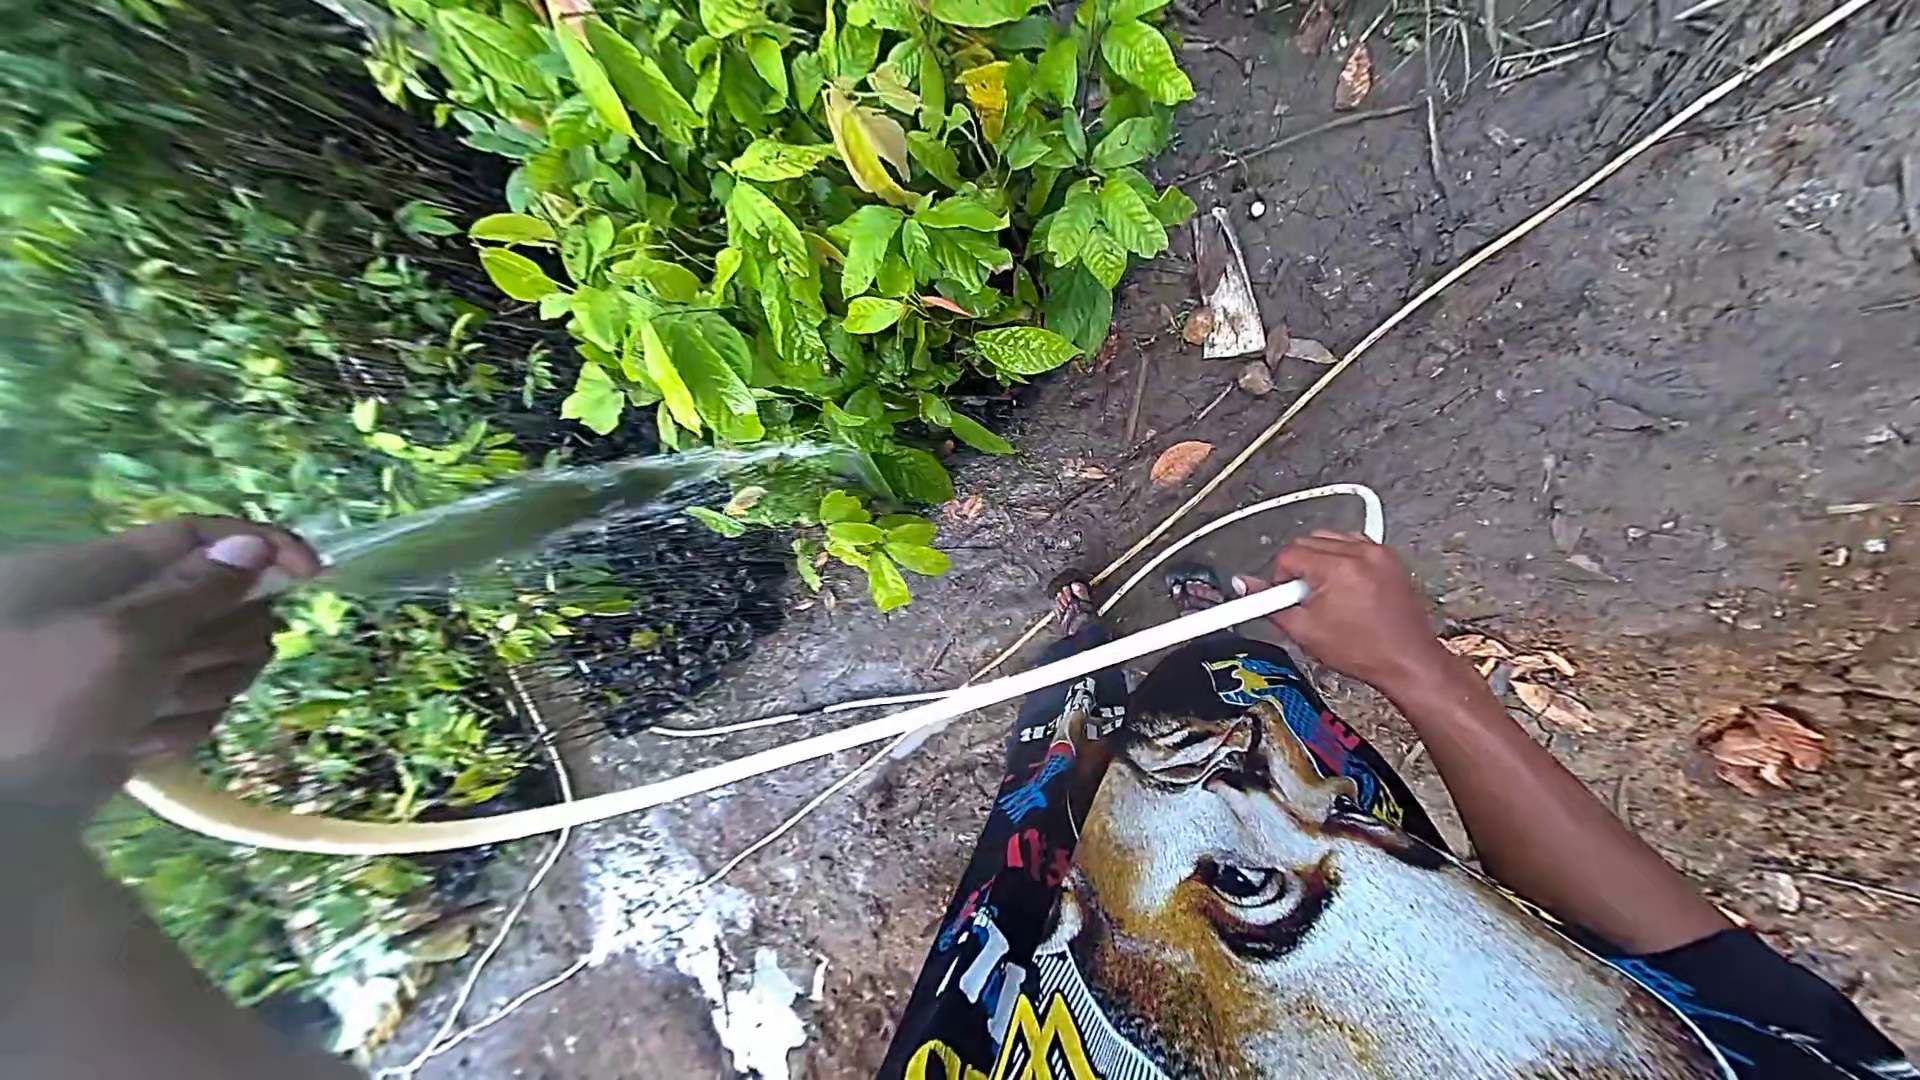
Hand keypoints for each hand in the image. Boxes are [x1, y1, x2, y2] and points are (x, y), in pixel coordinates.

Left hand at [0, 517, 319, 813]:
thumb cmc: (27, 706)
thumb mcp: (117, 636)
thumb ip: (197, 588)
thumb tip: (255, 545)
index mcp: (90, 577)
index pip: (200, 536)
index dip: (263, 547)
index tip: (312, 573)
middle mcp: (115, 613)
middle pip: (232, 604)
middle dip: (227, 641)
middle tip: (182, 664)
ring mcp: (132, 664)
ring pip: (231, 659)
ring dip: (204, 688)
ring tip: (145, 711)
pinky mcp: (144, 706)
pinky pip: (208, 702)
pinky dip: (180, 723)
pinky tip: (131, 740)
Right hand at [1233, 532, 1452, 693]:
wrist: (1408, 662)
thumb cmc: (1364, 651)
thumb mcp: (1302, 630)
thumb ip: (1268, 603)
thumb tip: (1244, 585)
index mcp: (1338, 568)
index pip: (1289, 554)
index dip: (1280, 579)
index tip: (1286, 597)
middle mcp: (1361, 554)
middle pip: (1307, 542)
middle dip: (1297, 568)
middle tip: (1303, 598)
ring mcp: (1378, 554)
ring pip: (1328, 539)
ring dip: (1318, 561)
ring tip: (1324, 592)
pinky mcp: (1388, 559)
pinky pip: (1352, 544)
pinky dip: (1340, 557)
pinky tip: (1340, 584)